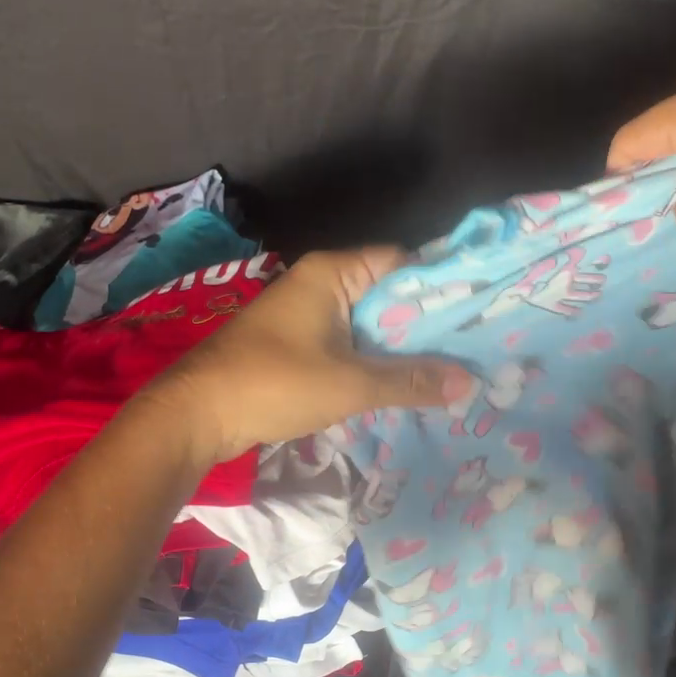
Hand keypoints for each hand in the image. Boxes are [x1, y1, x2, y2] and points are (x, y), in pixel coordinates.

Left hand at [143, 247, 471, 462]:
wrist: (196, 414)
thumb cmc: (274, 384)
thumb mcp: (350, 384)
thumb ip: (410, 380)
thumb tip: (468, 382)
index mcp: (332, 273)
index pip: (402, 263)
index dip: (440, 286)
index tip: (479, 312)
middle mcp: (320, 283)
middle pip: (387, 294)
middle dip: (425, 324)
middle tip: (473, 349)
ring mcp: (305, 313)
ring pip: (367, 323)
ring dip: (399, 347)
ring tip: (450, 369)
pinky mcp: (297, 343)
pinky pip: (347, 343)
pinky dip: (372, 360)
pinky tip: (403, 385)